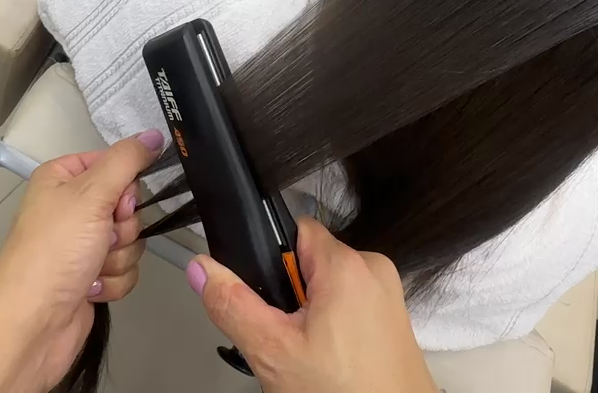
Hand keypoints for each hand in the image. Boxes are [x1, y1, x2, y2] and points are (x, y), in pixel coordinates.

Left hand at [0, 131, 161, 392]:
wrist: (32, 324)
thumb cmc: (55, 250)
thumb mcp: (91, 194)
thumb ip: (127, 160)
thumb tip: (154, 134)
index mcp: (63, 178)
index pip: (114, 164)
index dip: (124, 186)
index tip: (119, 202)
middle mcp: (72, 207)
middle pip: (127, 204)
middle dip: (122, 226)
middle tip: (103, 237)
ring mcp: (81, 244)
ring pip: (129, 239)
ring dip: (118, 256)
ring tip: (92, 268)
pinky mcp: (92, 276)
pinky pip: (124, 268)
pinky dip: (113, 281)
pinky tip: (91, 289)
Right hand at [189, 217, 436, 392]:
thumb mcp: (274, 353)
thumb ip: (233, 305)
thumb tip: (201, 268)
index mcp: (347, 264)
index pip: (294, 230)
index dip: (273, 261)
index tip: (269, 299)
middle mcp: (374, 271)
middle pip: (311, 263)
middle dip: (291, 298)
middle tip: (285, 342)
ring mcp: (389, 299)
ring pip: (331, 290)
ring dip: (312, 318)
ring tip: (308, 361)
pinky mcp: (396, 325)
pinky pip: (353, 310)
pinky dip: (336, 331)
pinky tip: (330, 368)